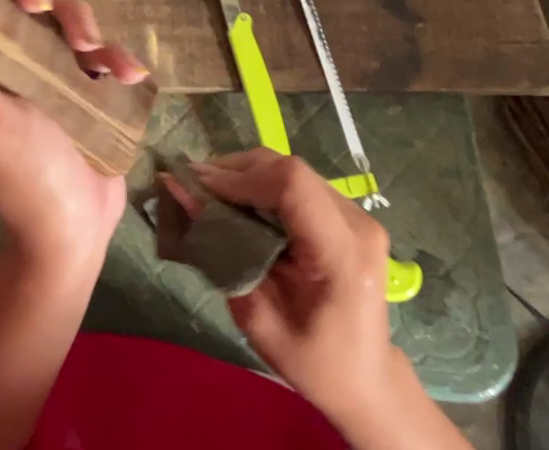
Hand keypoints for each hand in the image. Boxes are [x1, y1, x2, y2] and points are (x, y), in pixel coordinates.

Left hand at [0, 0, 148, 273]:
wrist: (74, 232)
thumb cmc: (21, 181)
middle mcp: (1, 57)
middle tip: (40, 5)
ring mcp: (44, 66)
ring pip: (59, 11)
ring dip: (80, 20)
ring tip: (92, 55)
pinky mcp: (82, 79)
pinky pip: (99, 47)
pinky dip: (115, 56)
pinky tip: (128, 76)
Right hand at [163, 148, 404, 423]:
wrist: (367, 379)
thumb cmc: (312, 361)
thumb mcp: (256, 317)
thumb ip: (221, 254)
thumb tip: (181, 195)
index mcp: (341, 255)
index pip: (292, 185)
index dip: (239, 177)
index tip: (196, 187)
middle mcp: (357, 224)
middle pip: (289, 169)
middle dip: (234, 171)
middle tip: (192, 186)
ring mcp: (357, 215)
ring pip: (290, 170)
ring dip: (245, 175)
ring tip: (208, 193)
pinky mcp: (348, 215)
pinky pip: (297, 183)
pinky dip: (260, 185)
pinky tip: (237, 203)